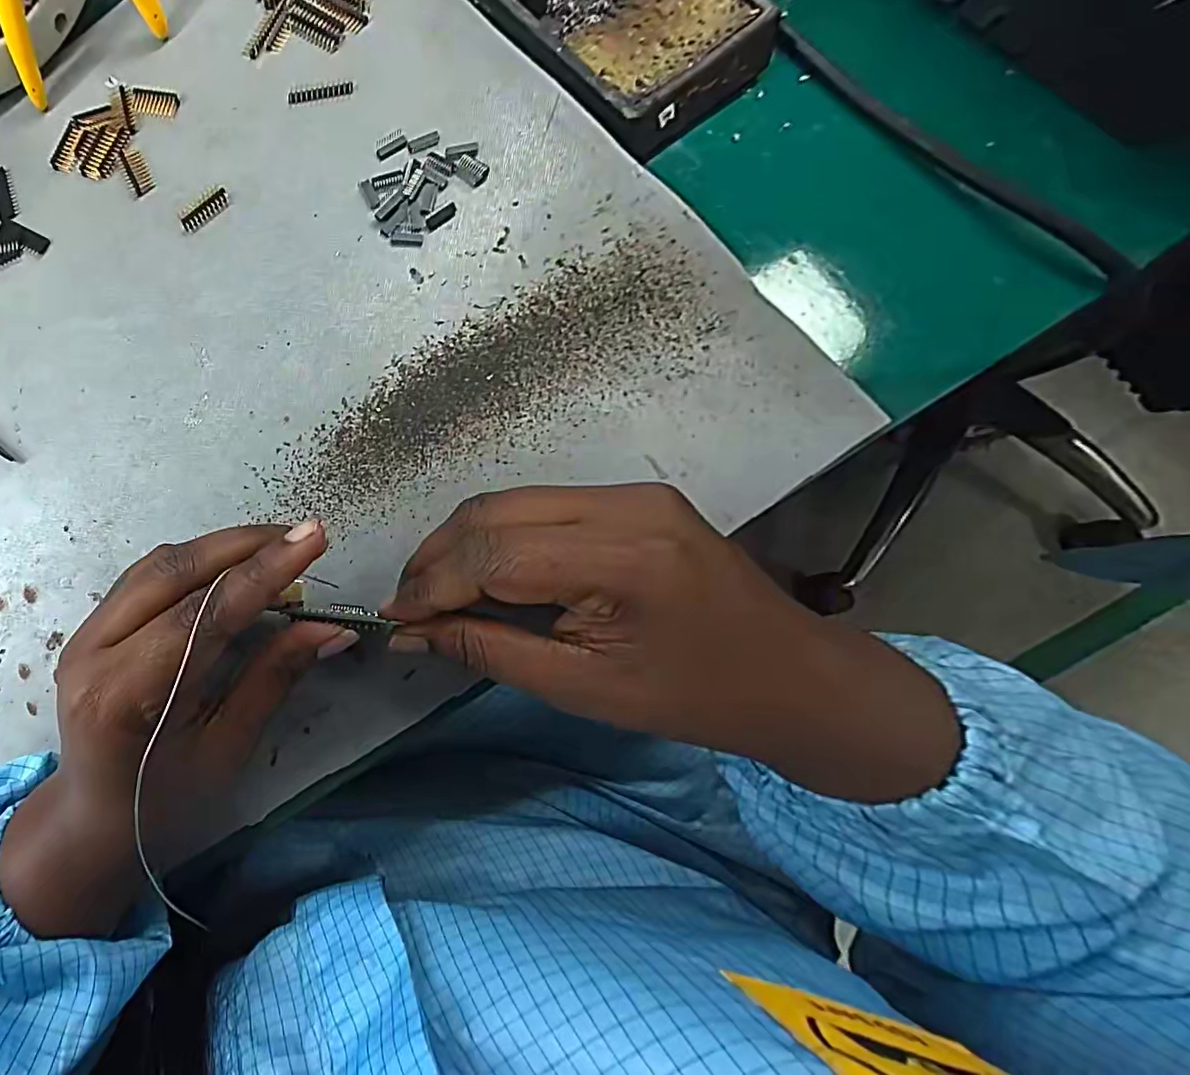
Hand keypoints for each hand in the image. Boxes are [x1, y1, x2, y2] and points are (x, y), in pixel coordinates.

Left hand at [0, 521, 356, 936]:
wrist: (93, 818)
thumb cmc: (165, 803)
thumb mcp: (226, 748)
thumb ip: (273, 677)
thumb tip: (329, 627)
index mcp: (124, 696)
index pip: (203, 613)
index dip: (263, 572)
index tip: (312, 539)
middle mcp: (93, 652)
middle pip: (174, 571)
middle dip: (245, 546)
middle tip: (302, 537)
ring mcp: (84, 633)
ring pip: (159, 564)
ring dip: (221, 548)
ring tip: (276, 548)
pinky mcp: (90, 625)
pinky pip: (147, 575)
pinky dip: (196, 561)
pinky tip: (233, 565)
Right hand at [382, 485, 958, 802]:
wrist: (796, 678)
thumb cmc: (691, 698)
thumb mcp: (579, 687)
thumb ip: (487, 649)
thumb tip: (410, 632)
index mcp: (622, 559)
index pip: (494, 554)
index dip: (434, 584)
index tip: (393, 615)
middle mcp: (624, 505)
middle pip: (493, 513)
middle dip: (435, 558)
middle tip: (405, 602)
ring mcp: (630, 492)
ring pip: (507, 501)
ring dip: (457, 542)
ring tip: (431, 588)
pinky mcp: (630, 496)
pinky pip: (535, 504)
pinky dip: (491, 535)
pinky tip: (477, 569)